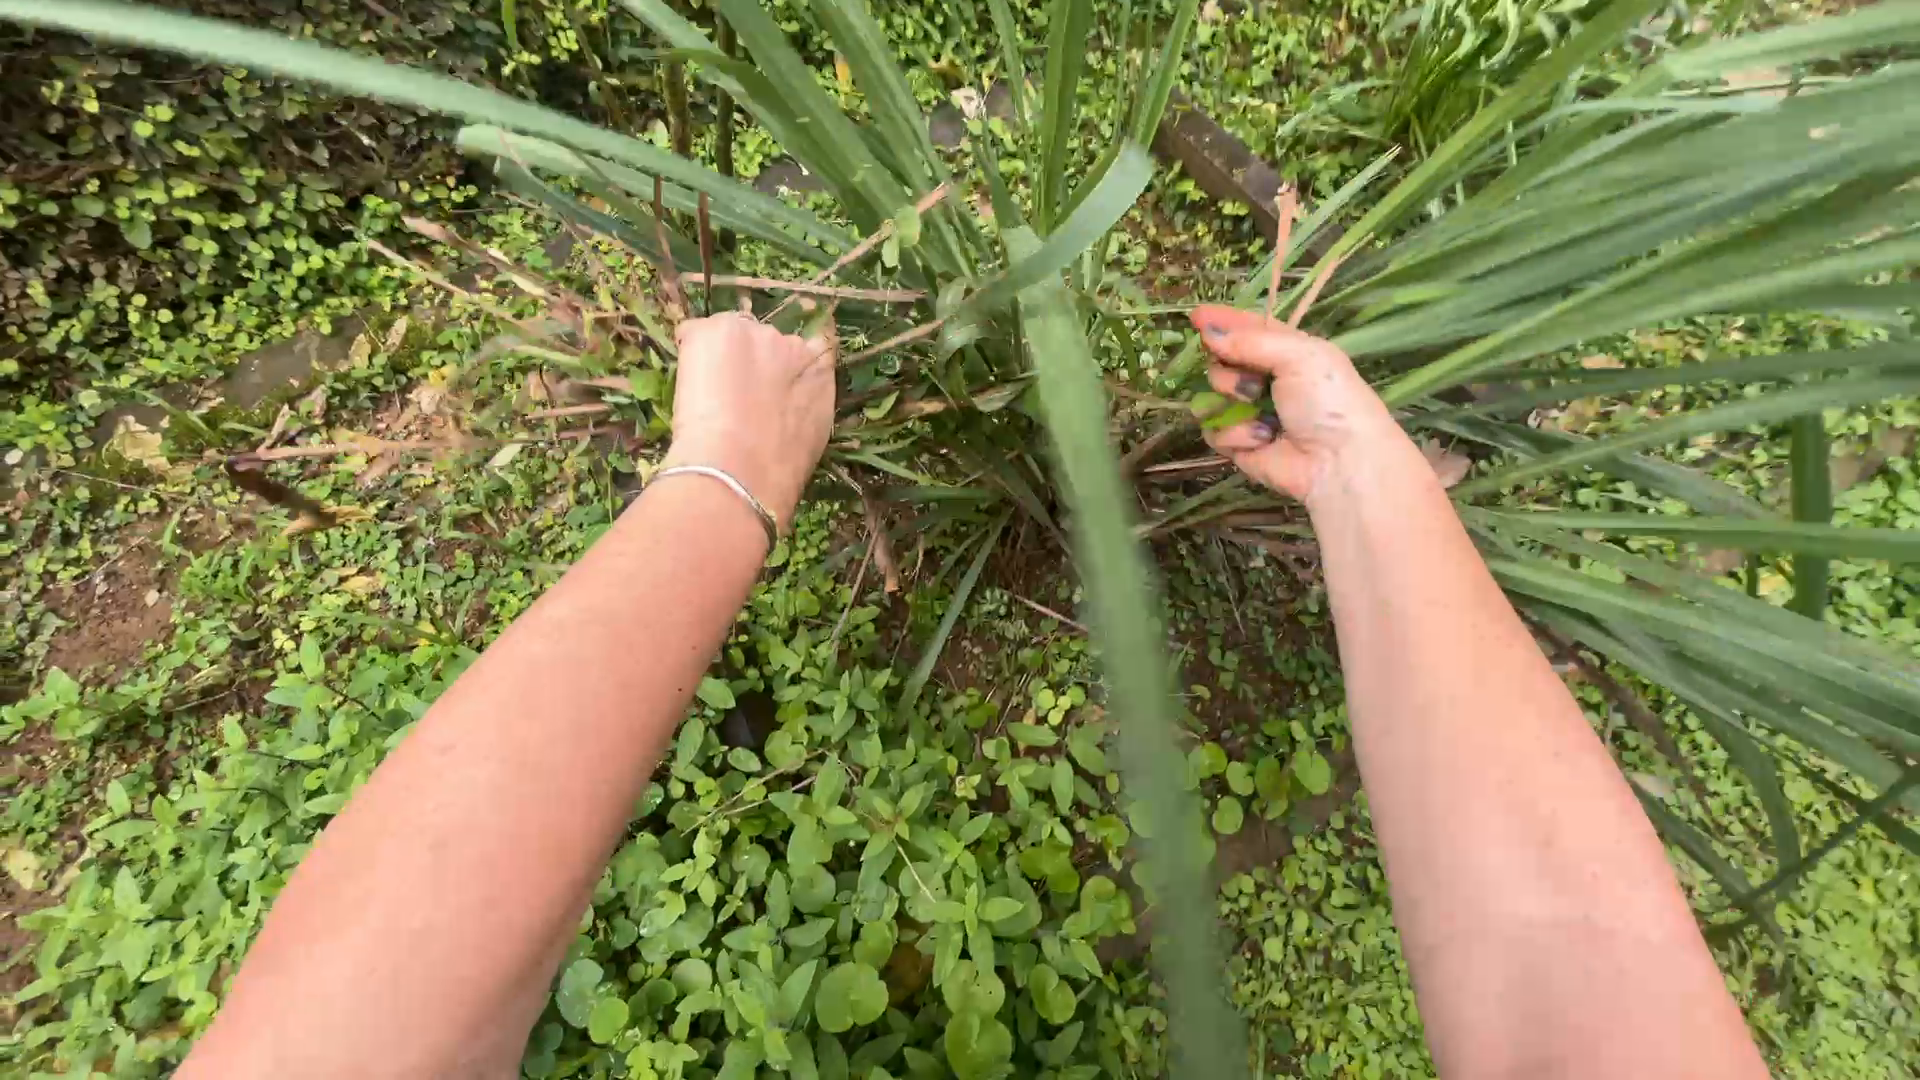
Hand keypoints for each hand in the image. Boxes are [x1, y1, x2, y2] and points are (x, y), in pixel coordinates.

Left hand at [662, 312, 835, 529]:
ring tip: (711, 400)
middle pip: (764, 342)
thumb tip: (783, 401)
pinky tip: (690, 392)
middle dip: (750, 362)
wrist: (743, 468)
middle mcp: (790, 343)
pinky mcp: (715, 332)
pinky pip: (693, 336)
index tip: (770, 383)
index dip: (785, 364)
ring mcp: (752, 333)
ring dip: (720, 361)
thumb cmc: (780, 468)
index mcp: (820, 370)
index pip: (811, 347)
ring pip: (728, 339)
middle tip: (735, 399)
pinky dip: (689, 357)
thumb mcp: (811, 434)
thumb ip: (803, 405)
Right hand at [1191, 305, 1402, 503]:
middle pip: (1220, 362)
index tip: (1196, 316)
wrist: (1337, 461)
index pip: (1247, 329)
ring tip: (1254, 408)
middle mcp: (1264, 380)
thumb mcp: (1299, 356)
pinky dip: (1235, 433)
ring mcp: (1248, 413)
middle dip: (1226, 368)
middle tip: (1250, 381)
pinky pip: (1213, 431)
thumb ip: (1250, 340)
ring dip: (1228, 399)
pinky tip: (1261, 438)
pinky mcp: (1238, 445)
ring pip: (1210, 396)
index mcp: (1286, 352)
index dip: (1222, 322)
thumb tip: (1207, 331)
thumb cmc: (1327, 401)